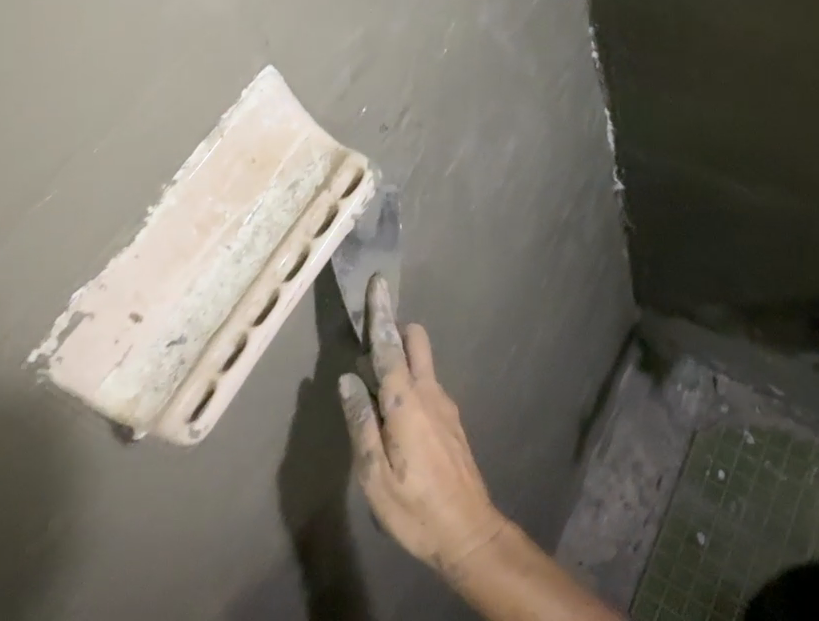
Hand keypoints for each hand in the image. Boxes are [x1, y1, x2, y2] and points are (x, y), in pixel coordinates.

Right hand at [338, 277, 509, 576]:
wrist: (471, 534)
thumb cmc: (416, 509)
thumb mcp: (375, 475)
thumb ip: (361, 424)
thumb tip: (347, 380)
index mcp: (407, 404)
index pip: (390, 347)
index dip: (380, 314)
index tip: (378, 283)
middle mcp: (431, 395)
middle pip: (416, 343)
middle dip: (396, 329)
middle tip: (368, 339)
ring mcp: (446, 407)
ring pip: (422, 364)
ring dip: (401, 358)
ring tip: (372, 384)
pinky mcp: (452, 423)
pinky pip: (427, 386)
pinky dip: (409, 382)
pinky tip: (394, 412)